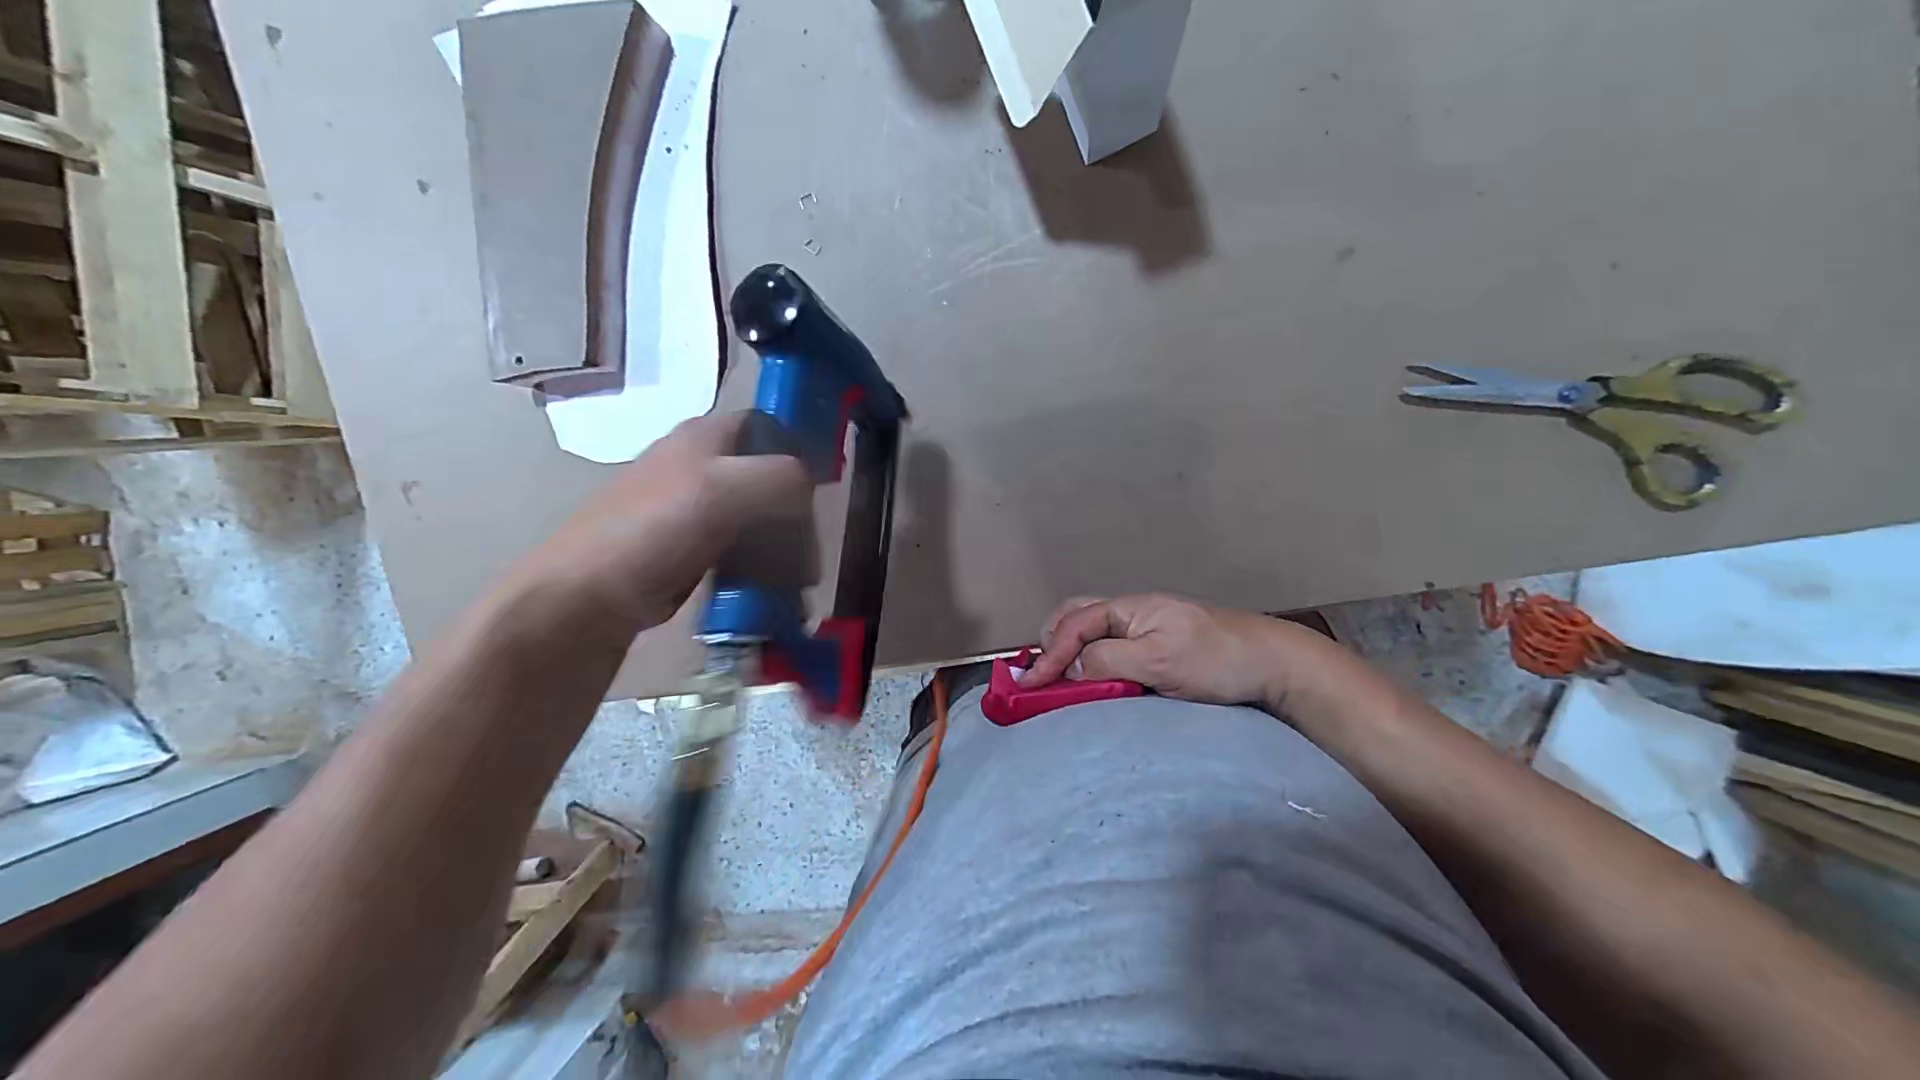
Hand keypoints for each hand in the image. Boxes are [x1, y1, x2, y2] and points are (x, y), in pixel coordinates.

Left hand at [504, 412, 810, 635]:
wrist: (589, 593)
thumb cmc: (654, 528)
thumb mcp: (724, 489)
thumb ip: (780, 477)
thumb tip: (811, 487)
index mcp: (704, 437)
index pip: (768, 426)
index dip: (799, 447)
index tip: (822, 486)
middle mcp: (701, 465)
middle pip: (769, 477)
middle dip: (794, 512)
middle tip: (809, 546)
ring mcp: (694, 508)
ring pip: (758, 516)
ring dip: (781, 544)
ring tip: (794, 576)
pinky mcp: (691, 546)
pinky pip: (741, 547)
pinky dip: (760, 563)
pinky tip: (767, 585)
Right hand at [1018, 593, 1353, 709]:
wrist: (1272, 662)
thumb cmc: (1215, 659)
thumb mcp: (1156, 661)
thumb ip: (1107, 660)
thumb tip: (1071, 667)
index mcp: (1128, 607)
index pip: (1074, 625)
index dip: (1049, 656)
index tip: (1029, 686)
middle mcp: (1132, 612)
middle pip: (1077, 616)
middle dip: (1053, 640)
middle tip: (1042, 673)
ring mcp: (1146, 627)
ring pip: (1093, 629)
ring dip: (1071, 648)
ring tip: (1061, 676)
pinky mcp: (1159, 645)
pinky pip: (1112, 644)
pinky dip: (1092, 656)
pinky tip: (1094, 675)